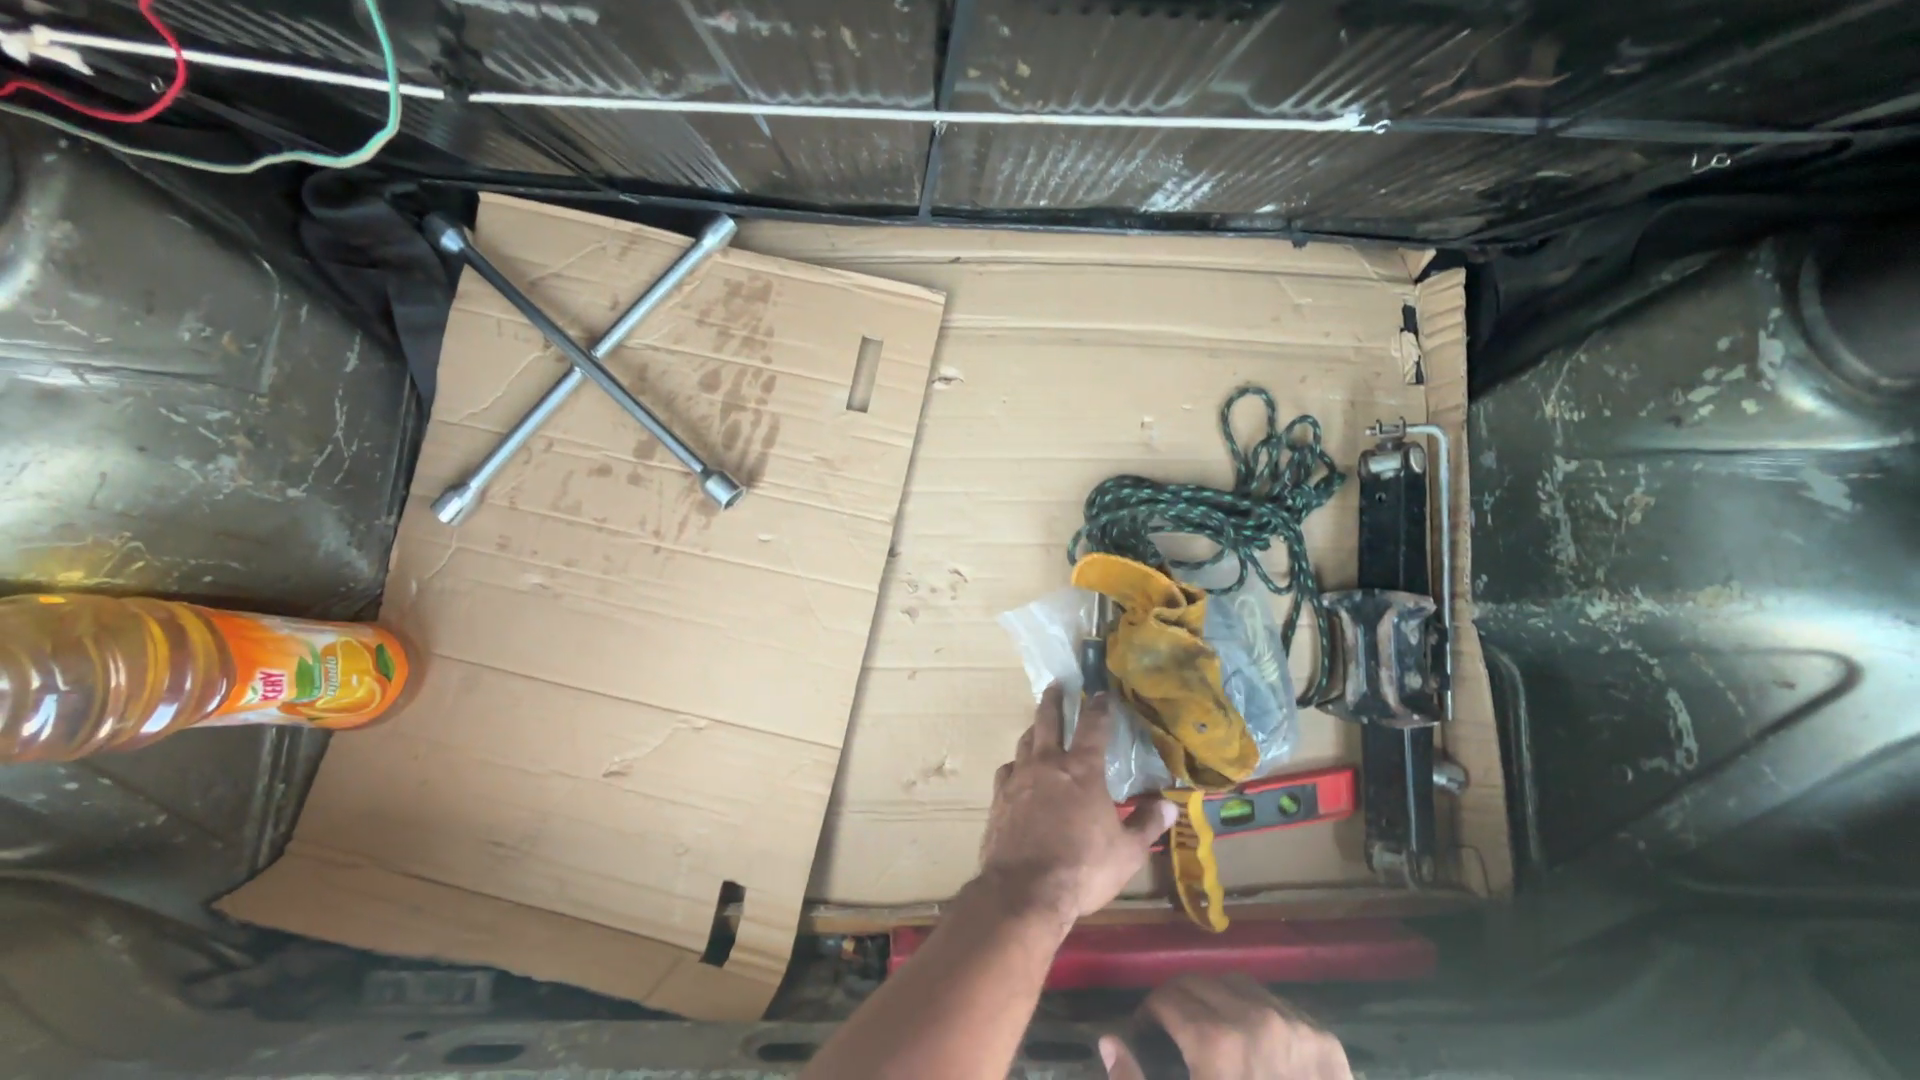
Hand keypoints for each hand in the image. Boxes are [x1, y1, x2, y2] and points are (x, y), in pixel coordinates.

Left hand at [978, 685, 1177, 927]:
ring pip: (1025, 743)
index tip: (1100, 693)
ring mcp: (1019, 780)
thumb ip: (1147, 824)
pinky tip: (1017, 772)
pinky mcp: (999, 800)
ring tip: (1038, 726)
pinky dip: (1016, 765)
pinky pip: (1008, 771)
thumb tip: (1170, 805)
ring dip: (1034, 730)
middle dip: (1054, 700)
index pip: (1094, 727)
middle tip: (1057, 685)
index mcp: (1082, 770)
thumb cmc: (1083, 868)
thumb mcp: (1127, 852)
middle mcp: (1047, 765)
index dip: (1099, 708)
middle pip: (1048, 721)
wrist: (1024, 890)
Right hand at [1099, 975, 1351, 1079]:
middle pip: (1199, 983)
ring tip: (1210, 1031)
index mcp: (1215, 1041)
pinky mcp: (1326, 1042)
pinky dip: (1257, 1014)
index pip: (1166, 997)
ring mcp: (1294, 1026)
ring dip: (1216, 1000)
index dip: (1148, 1015)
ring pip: (1240, 985)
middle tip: (1171, 1032)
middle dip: (1177, 1003)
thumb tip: (1109, 1041)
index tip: (1146, 1036)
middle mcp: (1255, 1019)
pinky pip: (1279, 1005)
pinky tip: (1253, 1043)